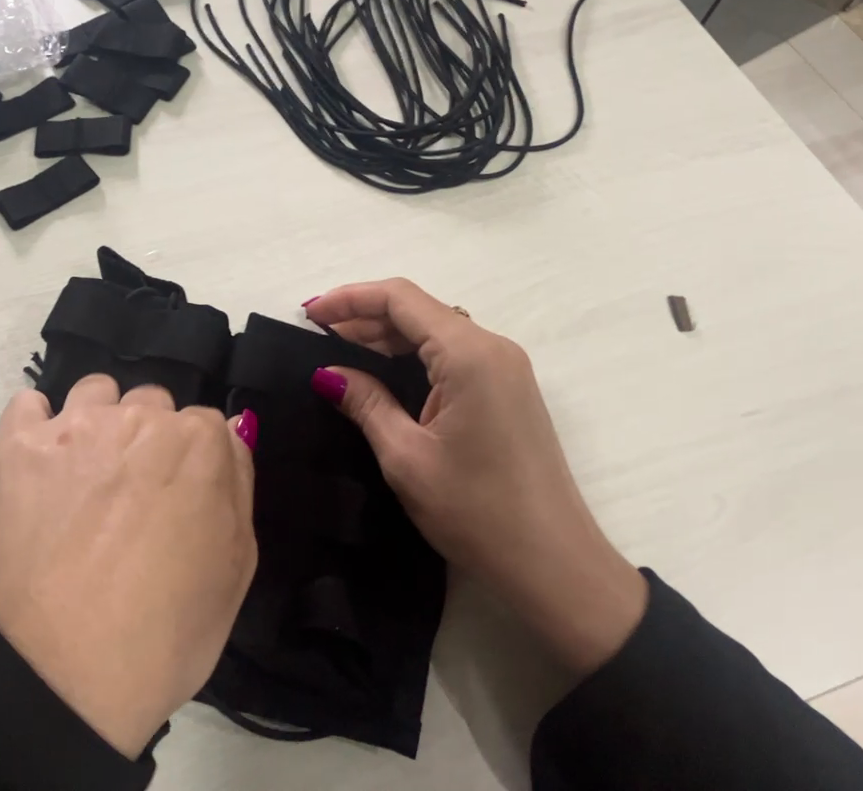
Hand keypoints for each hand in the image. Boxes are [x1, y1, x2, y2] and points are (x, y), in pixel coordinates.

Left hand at [0, 376, 257, 758]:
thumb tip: (230, 433)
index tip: (180, 500)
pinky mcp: (18, 448)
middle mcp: (140, 418)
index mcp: (200, 443)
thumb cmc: (171, 631)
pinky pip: (26, 404)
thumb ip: (239, 483)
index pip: (205, 425)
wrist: (70, 678)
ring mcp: (75, 429)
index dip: (194, 464)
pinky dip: (36, 424)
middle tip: (134, 496)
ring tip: (87, 475)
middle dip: (149, 438)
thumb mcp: (238, 564)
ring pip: (96, 391)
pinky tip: (43, 459)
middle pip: (152, 403)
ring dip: (98, 421)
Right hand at [306, 279, 646, 674]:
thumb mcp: (407, 458)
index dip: (350, 298)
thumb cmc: (476, 512)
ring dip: (387, 337)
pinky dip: (413, 357)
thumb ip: (366, 404)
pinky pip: (453, 356)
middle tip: (315, 338)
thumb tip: (327, 373)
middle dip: (365, 317)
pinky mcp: (508, 391)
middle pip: (420, 310)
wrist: (553, 563)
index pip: (401, 299)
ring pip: (436, 332)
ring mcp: (505, 369)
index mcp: (469, 354)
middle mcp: (492, 348)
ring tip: (338, 354)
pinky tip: (381, 375)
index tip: (308, 314)